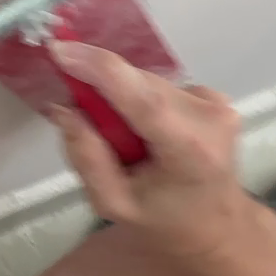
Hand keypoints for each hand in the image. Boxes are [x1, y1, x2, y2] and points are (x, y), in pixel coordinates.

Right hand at [45, 40, 257, 260]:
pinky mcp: (214, 96)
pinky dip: (137, 99)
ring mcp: (217, 104)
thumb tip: (62, 109)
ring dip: (118, 96)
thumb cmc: (162, 220)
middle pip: (137, 84)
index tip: (59, 50)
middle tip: (78, 116)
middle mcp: (210, 118)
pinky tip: (141, 129)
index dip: (99, 68)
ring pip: (144, 81)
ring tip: (118, 136)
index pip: (142, 98)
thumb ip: (86, 156)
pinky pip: (156, 85)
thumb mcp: (112, 202)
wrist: (217, 225)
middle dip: (99, 88)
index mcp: (189, 150)